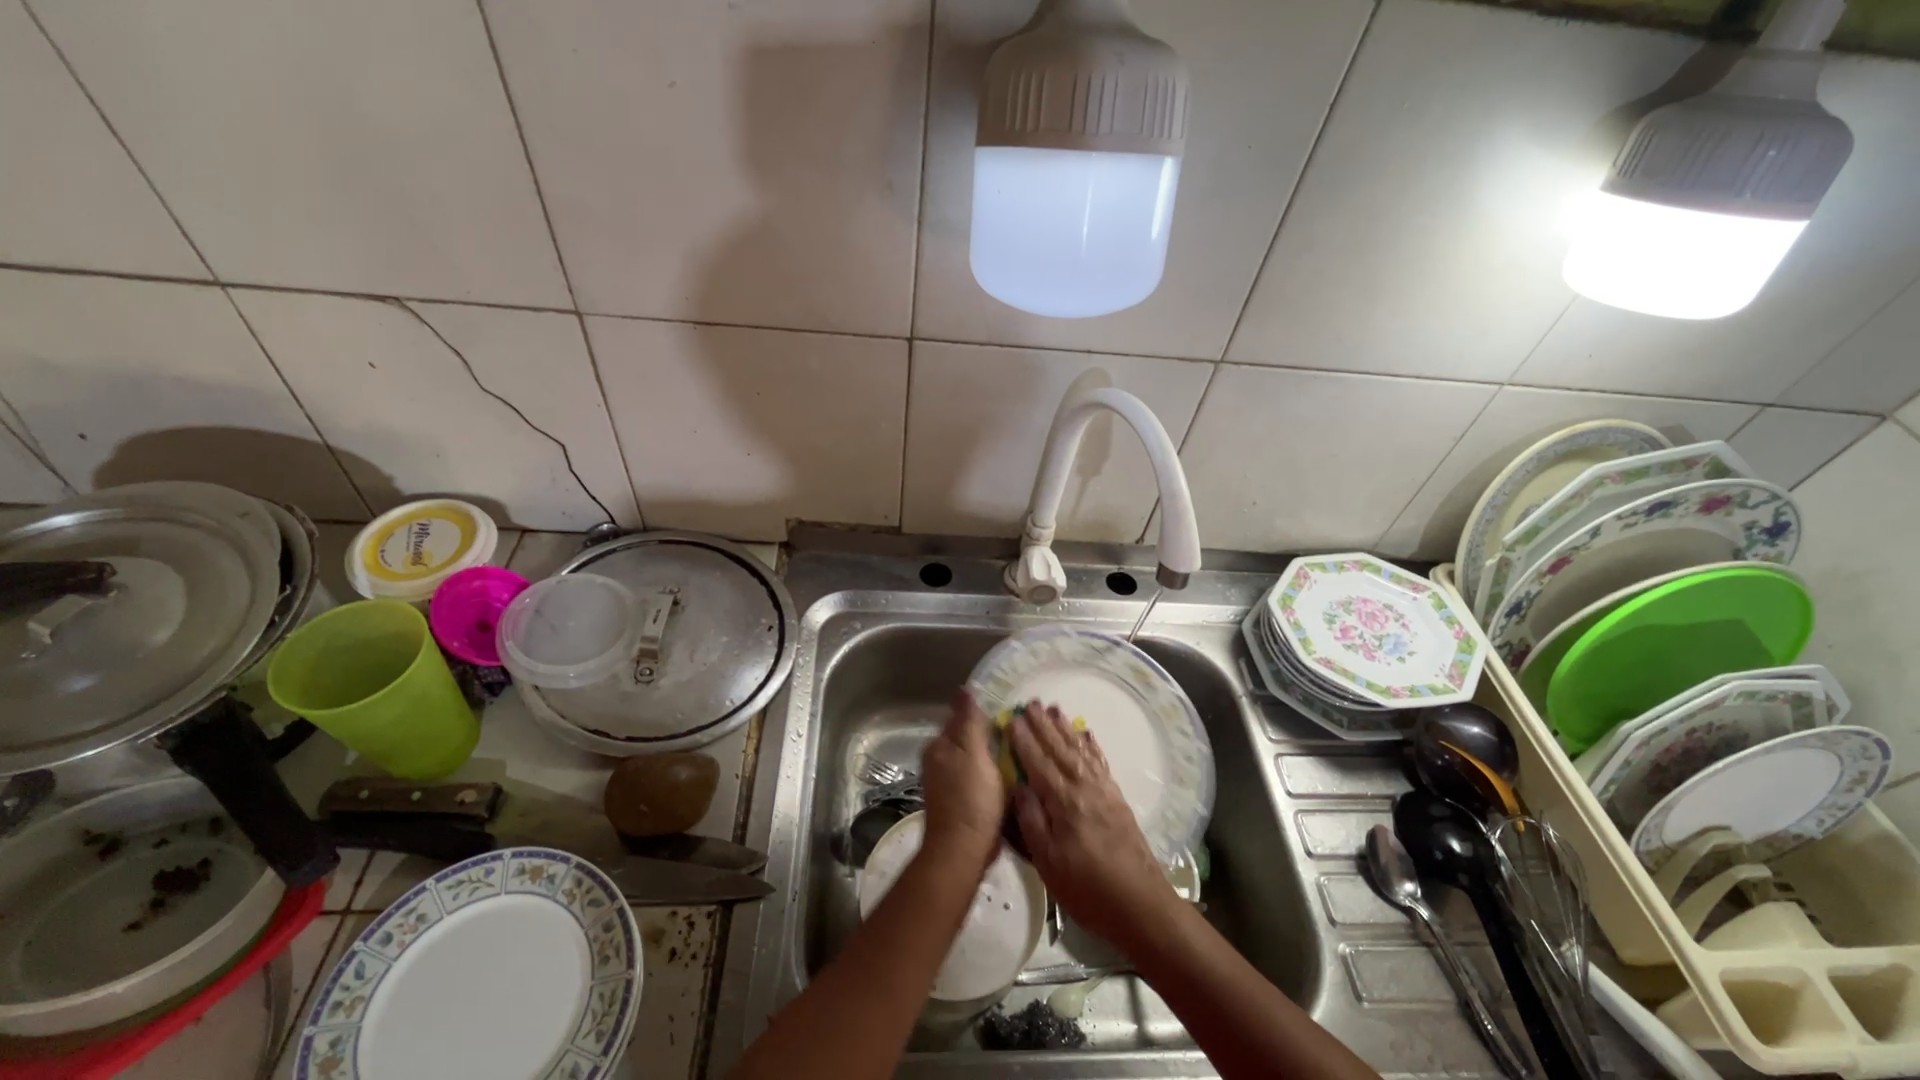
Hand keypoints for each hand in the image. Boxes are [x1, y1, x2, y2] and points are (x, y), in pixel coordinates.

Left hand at [919, 689, 1006, 869]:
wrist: (963, 850)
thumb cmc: (970, 798)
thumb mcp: (973, 753)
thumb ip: (969, 721)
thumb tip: (963, 688)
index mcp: (940, 746)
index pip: (962, 719)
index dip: (985, 716)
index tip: (1012, 717)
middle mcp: (938, 762)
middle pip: (968, 740)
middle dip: (990, 737)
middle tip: (1021, 737)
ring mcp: (947, 785)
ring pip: (974, 761)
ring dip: (992, 758)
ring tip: (1020, 757)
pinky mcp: (959, 803)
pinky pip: (978, 781)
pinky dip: (992, 778)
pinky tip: (1009, 781)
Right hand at [1010, 703, 1177, 951]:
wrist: (1139, 903)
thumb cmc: (1086, 888)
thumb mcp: (1047, 861)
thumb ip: (1032, 820)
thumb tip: (1019, 786)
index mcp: (1063, 802)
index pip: (1038, 762)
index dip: (1023, 740)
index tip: (1009, 719)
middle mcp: (1084, 788)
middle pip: (1060, 749)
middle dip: (1043, 726)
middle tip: (1029, 704)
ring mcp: (1103, 792)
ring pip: (1080, 751)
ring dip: (1065, 729)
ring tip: (1053, 709)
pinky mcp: (1117, 800)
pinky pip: (1100, 763)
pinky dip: (1091, 746)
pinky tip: (1086, 735)